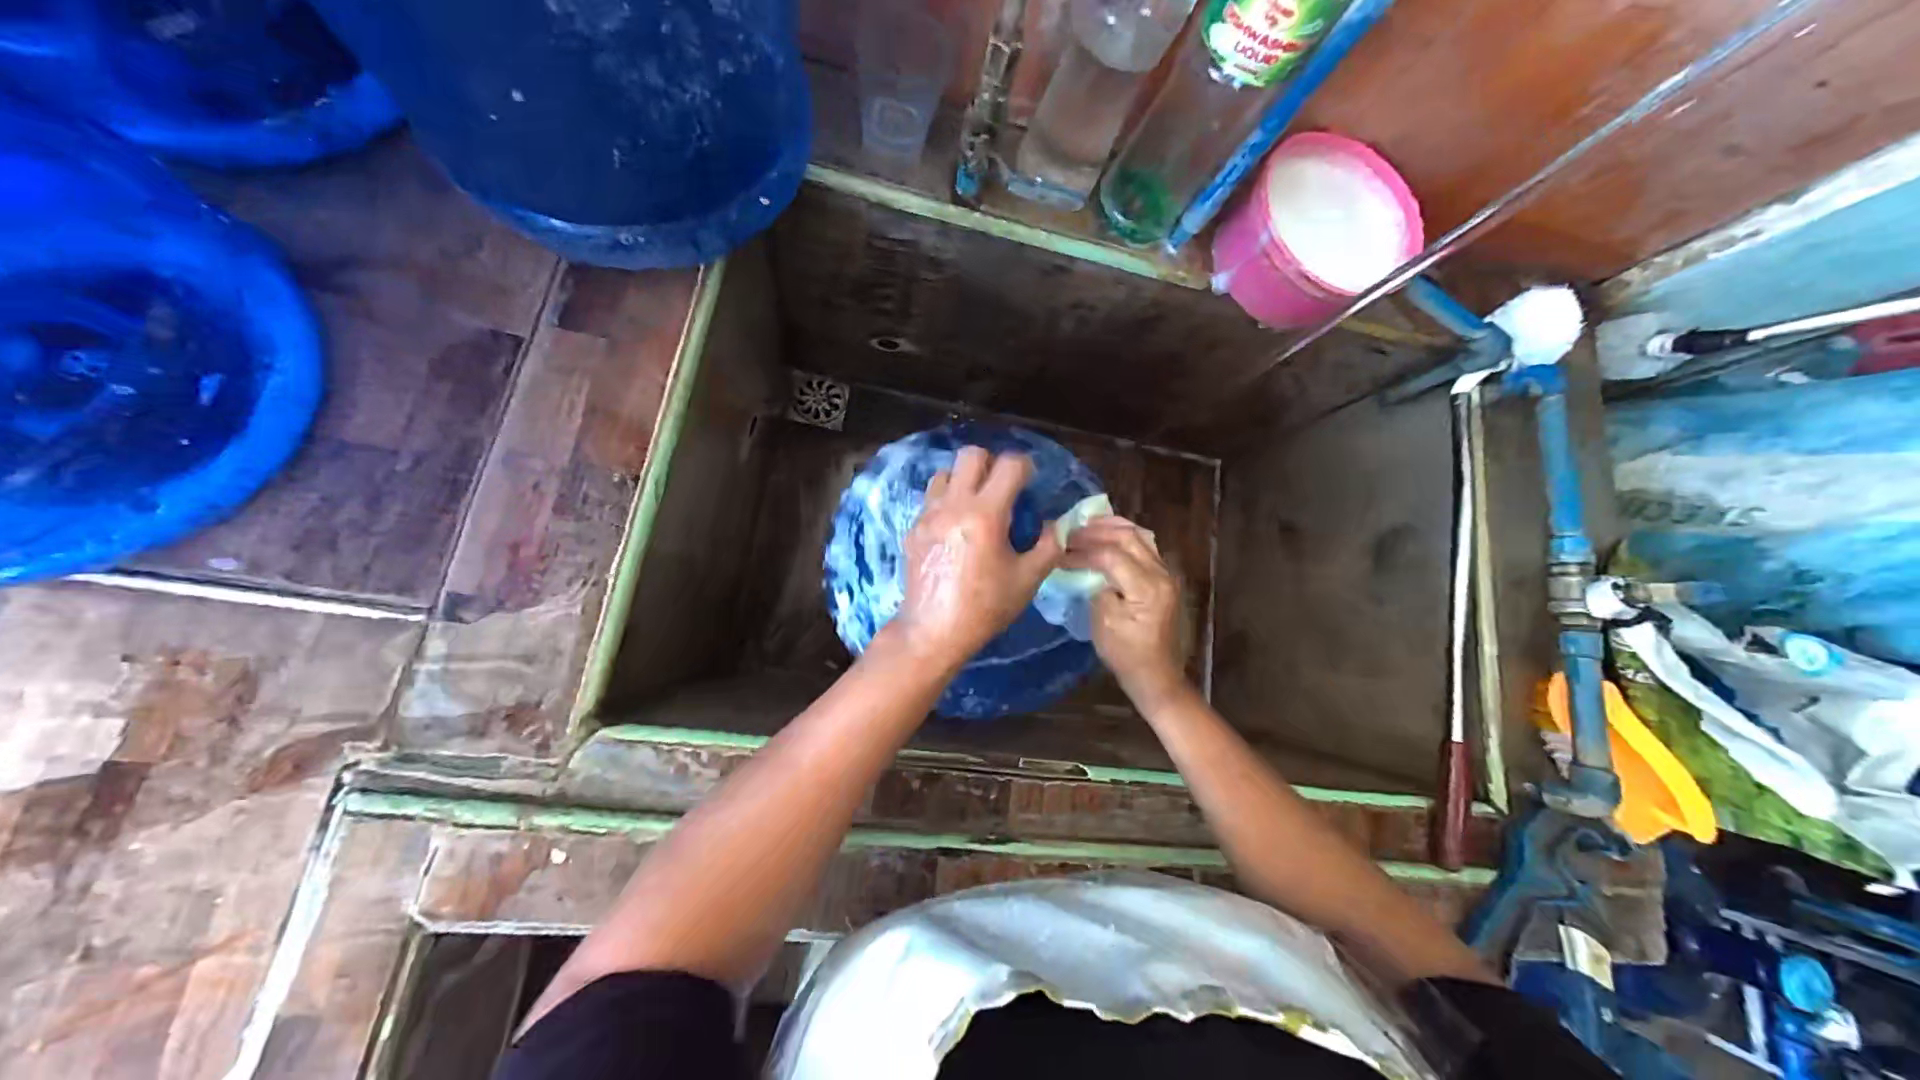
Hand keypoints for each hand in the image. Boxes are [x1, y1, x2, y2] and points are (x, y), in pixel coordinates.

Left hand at [889, 447, 1061, 669]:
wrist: (933, 631)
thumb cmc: (985, 607)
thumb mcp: (1028, 579)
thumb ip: (1049, 546)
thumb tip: (1056, 525)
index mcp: (985, 514)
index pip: (1009, 464)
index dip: (1025, 467)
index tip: (1030, 483)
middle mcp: (954, 505)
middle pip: (971, 454)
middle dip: (991, 463)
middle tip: (1002, 489)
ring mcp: (928, 514)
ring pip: (946, 473)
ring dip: (964, 480)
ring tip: (976, 506)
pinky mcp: (913, 528)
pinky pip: (931, 498)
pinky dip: (947, 501)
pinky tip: (956, 528)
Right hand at [1063, 518, 1188, 705]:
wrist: (1156, 674)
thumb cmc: (1126, 654)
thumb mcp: (1103, 623)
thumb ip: (1096, 587)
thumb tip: (1084, 566)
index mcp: (1147, 587)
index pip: (1111, 555)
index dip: (1082, 550)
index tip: (1059, 551)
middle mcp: (1162, 574)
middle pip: (1128, 537)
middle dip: (1096, 531)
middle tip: (1070, 532)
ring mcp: (1166, 574)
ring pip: (1140, 536)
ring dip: (1112, 528)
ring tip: (1088, 525)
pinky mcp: (1164, 577)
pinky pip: (1145, 546)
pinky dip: (1124, 536)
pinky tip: (1107, 535)